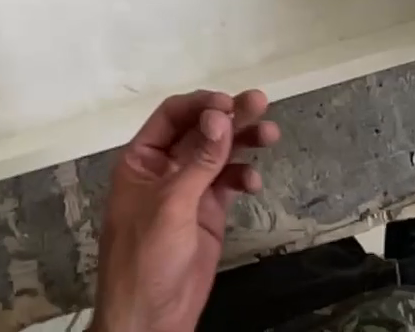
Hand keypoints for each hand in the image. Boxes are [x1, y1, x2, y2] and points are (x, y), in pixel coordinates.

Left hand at [93, 90, 280, 331]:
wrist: (150, 322)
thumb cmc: (145, 258)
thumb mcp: (171, 205)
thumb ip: (200, 160)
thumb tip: (222, 115)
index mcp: (142, 159)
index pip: (173, 116)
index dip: (201, 105)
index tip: (230, 104)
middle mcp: (166, 167)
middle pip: (202, 130)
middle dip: (231, 117)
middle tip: (262, 103)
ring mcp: (189, 189)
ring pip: (220, 153)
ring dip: (244, 142)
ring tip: (271, 134)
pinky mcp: (208, 211)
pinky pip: (229, 181)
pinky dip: (242, 176)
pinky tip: (252, 182)